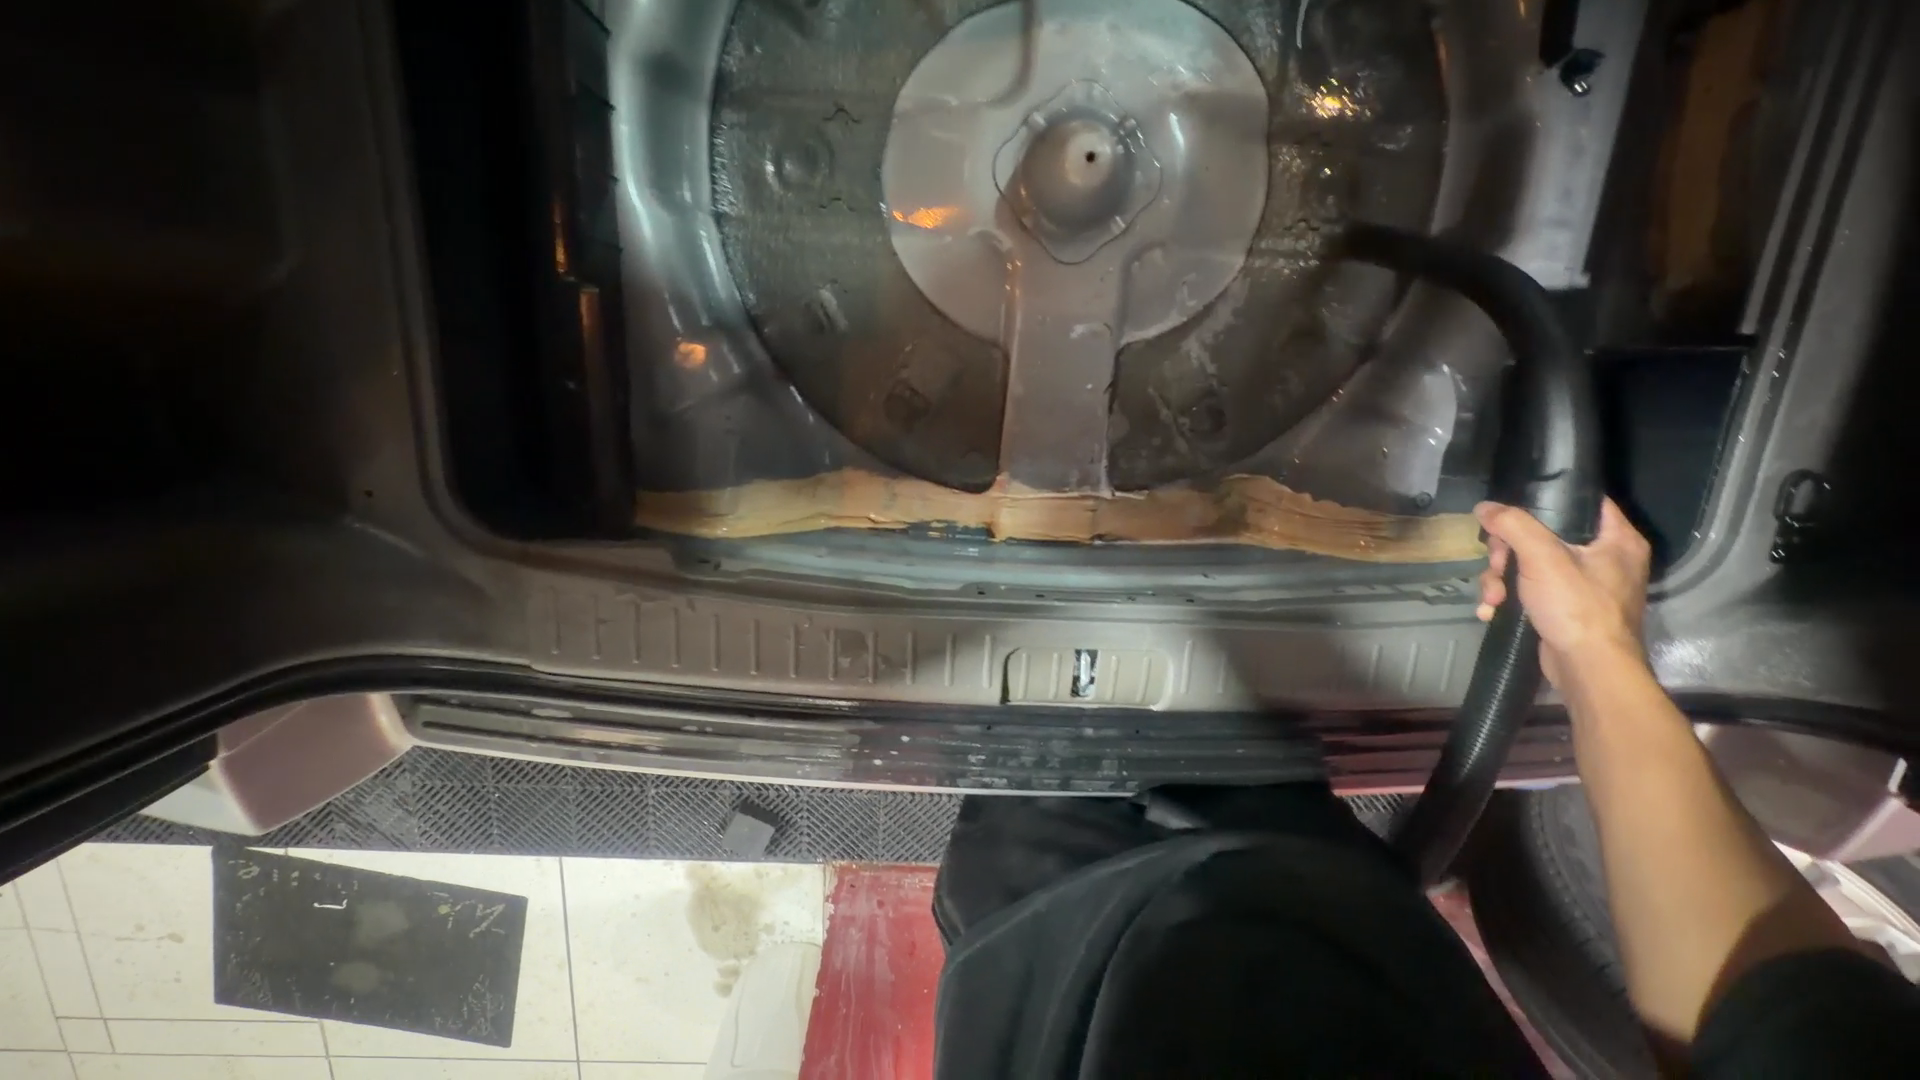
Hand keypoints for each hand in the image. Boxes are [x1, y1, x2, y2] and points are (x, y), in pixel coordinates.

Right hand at [1474, 498, 1651, 687]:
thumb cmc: (1577, 607)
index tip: (1512, 510)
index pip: (1583, 501)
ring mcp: (1583, 585)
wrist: (1588, 668)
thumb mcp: (1542, 557)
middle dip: (1508, 552)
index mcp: (1616, 539)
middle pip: (1542, 535)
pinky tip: (1492, 609)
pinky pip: (1529, 589)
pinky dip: (1508, 597)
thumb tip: (1484, 506)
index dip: (1546, 500)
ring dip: (1500, 579)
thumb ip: (1513, 525)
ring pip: (1528, 564)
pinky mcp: (1564, 607)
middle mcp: (1604, 558)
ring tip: (1493, 597)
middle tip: (1498, 564)